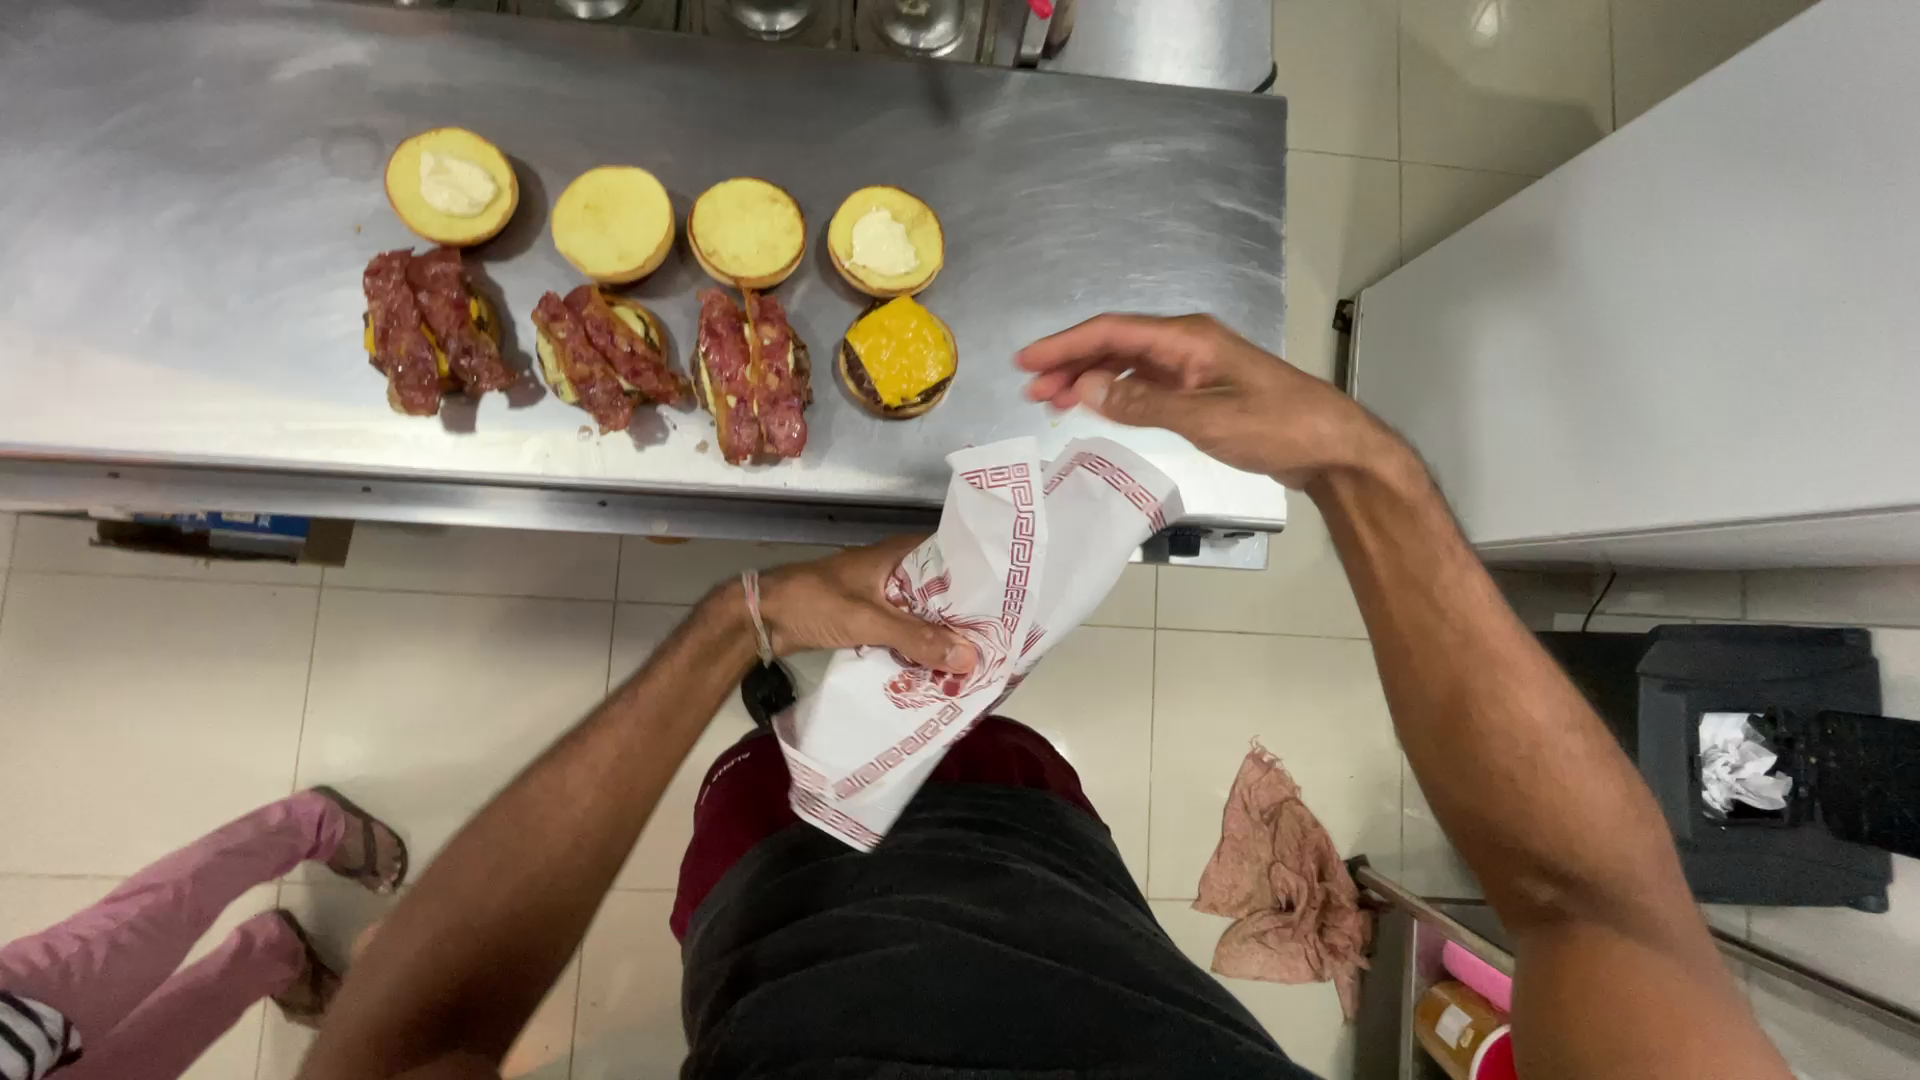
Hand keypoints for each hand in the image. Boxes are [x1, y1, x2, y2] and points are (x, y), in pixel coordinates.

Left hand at [755, 536, 978, 671]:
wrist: (761, 618)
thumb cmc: (814, 602)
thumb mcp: (869, 620)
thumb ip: (917, 638)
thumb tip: (969, 658)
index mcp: (901, 554)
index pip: (954, 561)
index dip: (980, 584)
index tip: (1007, 610)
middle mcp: (897, 570)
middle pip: (941, 593)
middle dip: (964, 619)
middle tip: (997, 645)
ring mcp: (882, 595)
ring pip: (923, 615)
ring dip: (940, 636)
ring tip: (974, 662)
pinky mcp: (869, 617)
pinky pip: (904, 631)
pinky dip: (917, 646)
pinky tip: (935, 669)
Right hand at [1017, 313, 1400, 488]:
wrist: (1329, 445)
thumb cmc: (1275, 426)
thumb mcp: (1204, 419)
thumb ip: (1142, 404)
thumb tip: (1086, 389)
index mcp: (1186, 339)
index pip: (1111, 333)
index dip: (1064, 345)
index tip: (1026, 361)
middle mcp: (1184, 344)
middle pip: (1113, 346)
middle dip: (1069, 364)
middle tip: (1032, 391)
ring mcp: (1191, 367)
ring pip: (1125, 366)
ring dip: (1088, 380)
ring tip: (1052, 402)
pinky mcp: (1197, 390)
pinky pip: (1143, 385)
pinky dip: (1115, 395)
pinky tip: (1097, 408)